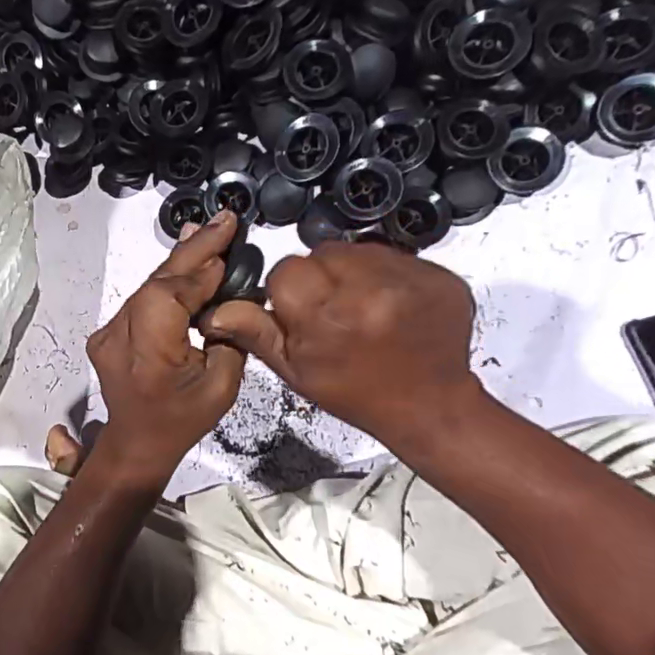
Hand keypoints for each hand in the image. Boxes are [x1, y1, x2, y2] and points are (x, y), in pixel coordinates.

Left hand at [79, 210, 247, 486]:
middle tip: (222, 221)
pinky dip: (165, 281)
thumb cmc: (181, 421)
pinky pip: (141, 299)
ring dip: (180, 262)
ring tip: (208, 234)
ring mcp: (108, 334)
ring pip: (148, 287)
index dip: (199, 272)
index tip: (227, 248)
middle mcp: (119, 339)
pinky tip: (185, 261)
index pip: (170, 297)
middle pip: (156, 282)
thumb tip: (228, 298)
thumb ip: (228, 338)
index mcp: (148, 356)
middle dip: (192, 251)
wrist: (138, 442)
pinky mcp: (107, 333)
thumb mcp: (222, 387)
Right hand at [204, 242, 488, 450]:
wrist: (427, 404)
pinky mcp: (436, 274)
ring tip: (362, 308)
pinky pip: (393, 255)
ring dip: (353, 272)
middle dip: (320, 277)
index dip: (287, 290)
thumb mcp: (298, 372)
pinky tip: (388, 305)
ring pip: (357, 249)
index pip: (287, 270)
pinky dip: (385, 275)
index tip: (301, 311)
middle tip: (334, 312)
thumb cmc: (358, 394)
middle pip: (322, 252)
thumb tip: (218, 312)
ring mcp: (408, 280)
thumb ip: (258, 334)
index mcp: (328, 318)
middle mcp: (369, 291)